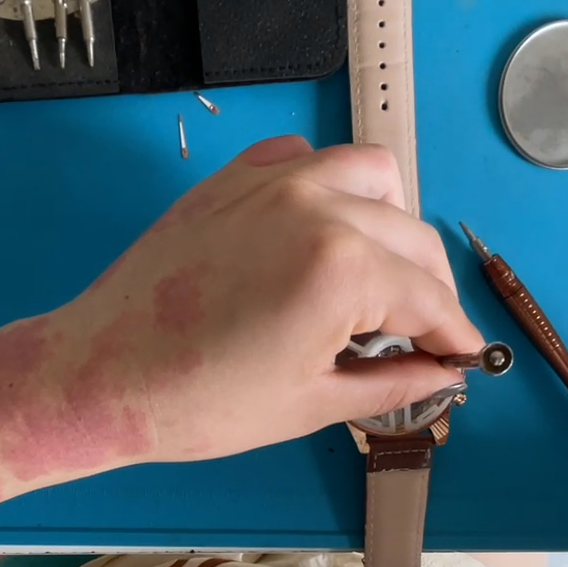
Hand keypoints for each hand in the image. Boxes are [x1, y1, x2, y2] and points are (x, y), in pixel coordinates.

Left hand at [41, 136, 484, 463]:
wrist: (102, 377)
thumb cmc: (200, 405)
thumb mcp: (310, 405)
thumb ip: (392, 384)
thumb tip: (442, 374)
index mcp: (342, 267)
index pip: (429, 297)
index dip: (455, 335)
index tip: (465, 357)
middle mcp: (316, 205)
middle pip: (413, 237)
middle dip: (430, 291)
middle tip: (422, 338)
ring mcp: (271, 181)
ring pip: (372, 178)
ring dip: (394, 226)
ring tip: (378, 280)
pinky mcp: (232, 178)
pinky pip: (309, 160)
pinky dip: (334, 189)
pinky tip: (324, 234)